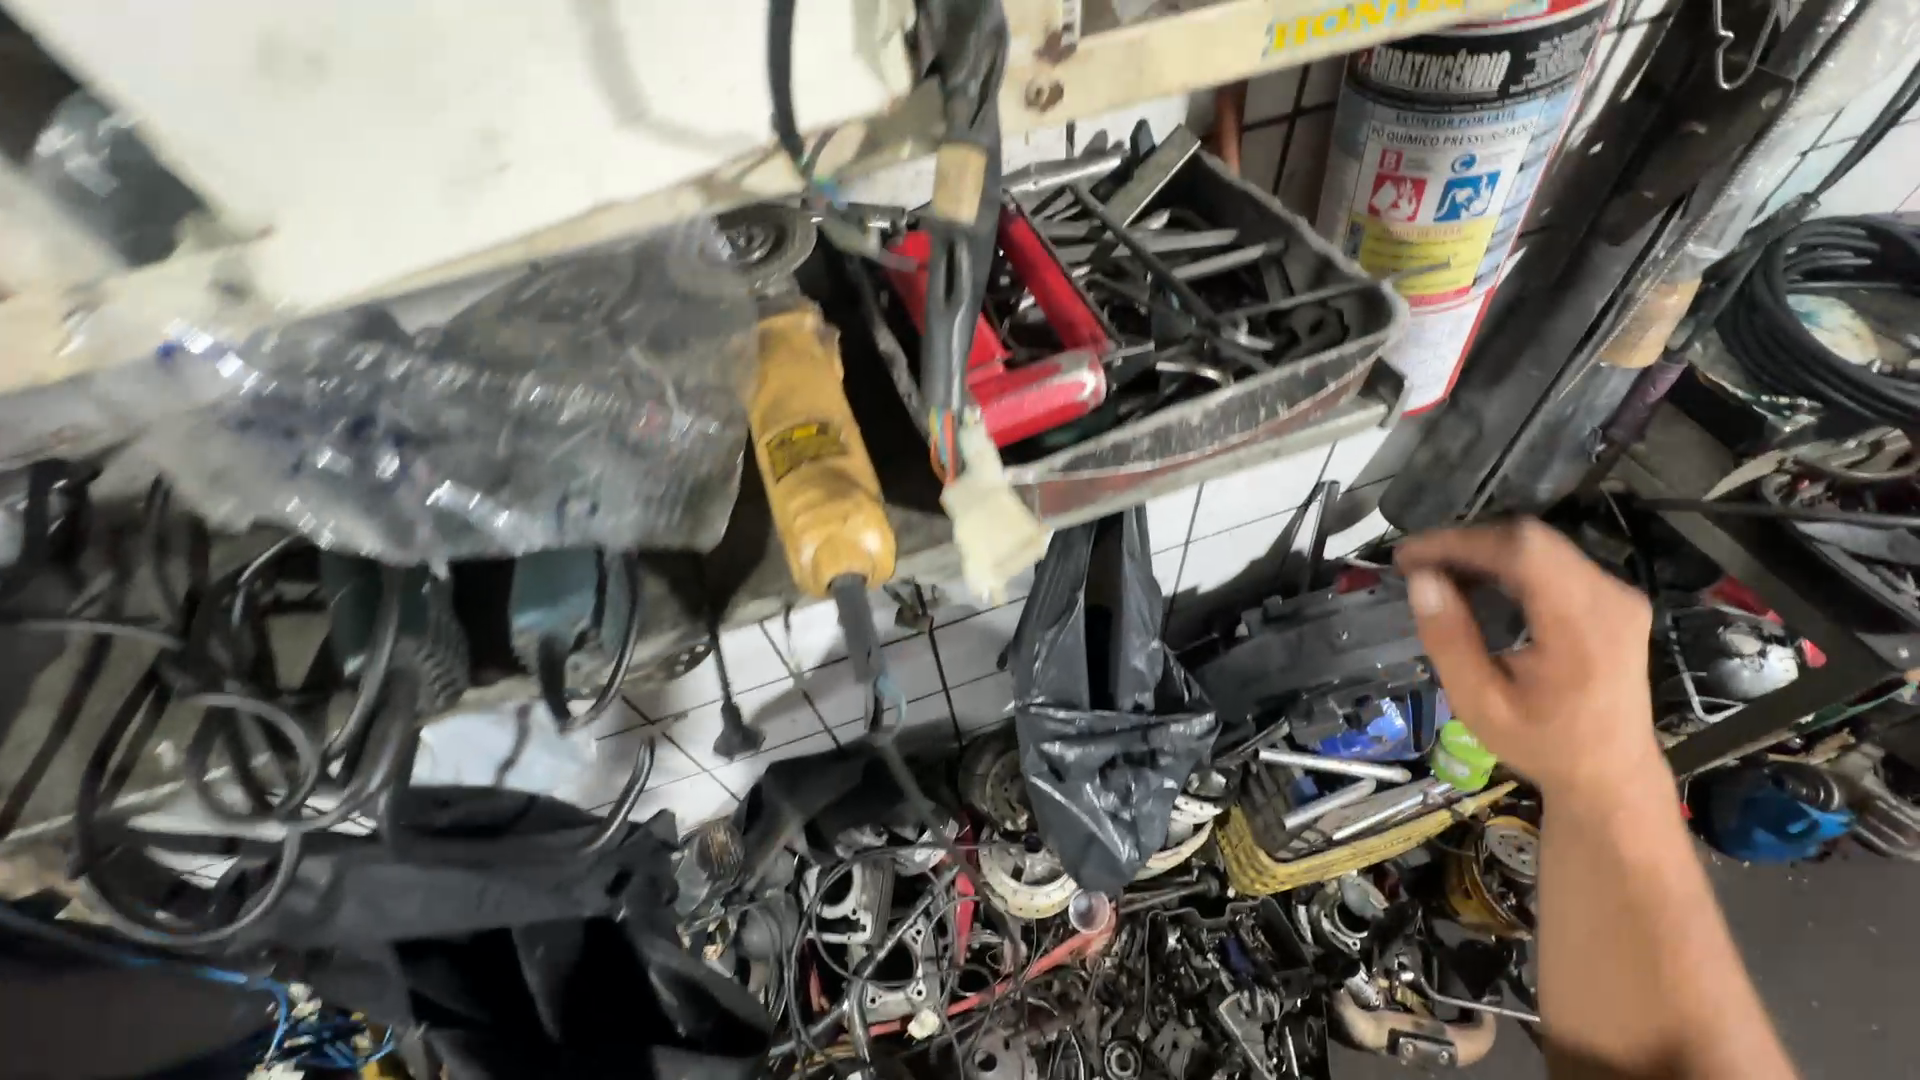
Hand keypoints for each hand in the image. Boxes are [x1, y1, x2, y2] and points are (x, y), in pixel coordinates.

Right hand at [1395, 518, 1666, 804]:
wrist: (1609, 774)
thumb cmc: (1541, 743)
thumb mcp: (1479, 702)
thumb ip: (1449, 638)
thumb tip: (1421, 580)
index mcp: (1581, 624)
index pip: (1520, 551)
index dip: (1457, 542)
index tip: (1408, 558)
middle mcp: (1609, 598)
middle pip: (1530, 539)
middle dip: (1464, 543)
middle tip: (1416, 565)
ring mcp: (1616, 596)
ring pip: (1539, 545)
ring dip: (1481, 552)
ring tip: (1436, 573)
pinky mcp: (1611, 600)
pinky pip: (1552, 561)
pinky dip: (1504, 564)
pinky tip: (1473, 584)